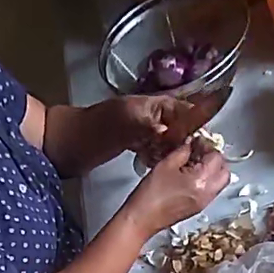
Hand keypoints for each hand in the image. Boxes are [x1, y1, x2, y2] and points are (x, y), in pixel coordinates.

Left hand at [91, 94, 212, 161]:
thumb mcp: (124, 124)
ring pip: (171, 140)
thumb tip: (174, 132)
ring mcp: (143, 130)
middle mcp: (152, 115)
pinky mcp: (135, 143)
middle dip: (190, 143)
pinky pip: (157, 150)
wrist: (66, 142)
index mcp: (153, 105)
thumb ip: (151, 125)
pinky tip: (159, 167)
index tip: (207, 145)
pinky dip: (160, 158)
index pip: (187, 110)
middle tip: (194, 161)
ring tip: (178, 166)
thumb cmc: (93, 130)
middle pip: (182, 127)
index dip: (200, 124)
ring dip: (175, 153)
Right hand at [120, 139, 229, 236]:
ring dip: (211, 170)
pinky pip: (210, 190)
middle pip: (224, 171)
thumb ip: (182, 151)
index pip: (216, 158)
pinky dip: (205, 180)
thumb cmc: (151, 195)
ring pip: (219, 182)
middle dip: (215, 159)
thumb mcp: (166, 164)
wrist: (142, 219)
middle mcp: (207, 194)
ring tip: (193, 162)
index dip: (207, 146)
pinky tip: (189, 175)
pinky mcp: (198, 208)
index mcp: (201, 181)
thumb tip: (190, 144)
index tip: (196, 142)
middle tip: (200, 151)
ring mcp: (204, 203)